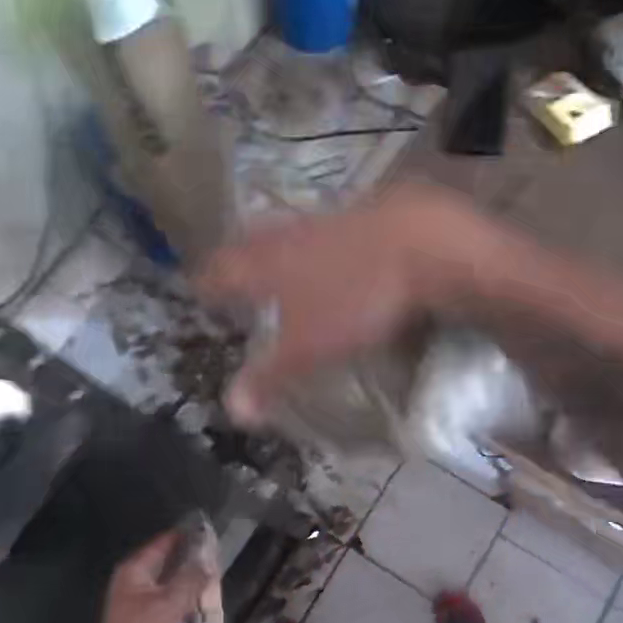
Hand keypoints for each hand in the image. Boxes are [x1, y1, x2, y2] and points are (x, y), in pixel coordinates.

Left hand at [65, 529, 217, 622]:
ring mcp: (137, 604)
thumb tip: (209, 558)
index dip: (187, 536)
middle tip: (222, 558)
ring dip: (190, 583)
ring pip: (170, 585)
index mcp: (133, 572)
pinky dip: (185, 602)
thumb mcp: (170, 606)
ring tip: (217, 580)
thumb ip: (190, 579)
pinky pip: (169, 604)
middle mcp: (133, 583)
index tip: (214, 531)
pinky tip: (204, 606)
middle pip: (167, 563)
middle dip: (192, 561)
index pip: (164, 542)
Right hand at [195, 183, 514, 425]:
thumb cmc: (357, 299)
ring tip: (281, 261)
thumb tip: (233, 409)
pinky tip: (340, 251)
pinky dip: (326, 242)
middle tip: (233, 270)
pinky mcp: (369, 213)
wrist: (426, 245)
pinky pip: (333, 228)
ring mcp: (332, 219)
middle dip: (240, 257)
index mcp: (268, 264)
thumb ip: (269, 377)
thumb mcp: (309, 349)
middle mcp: (293, 235)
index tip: (197, 289)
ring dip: (282, 246)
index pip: (222, 270)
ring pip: (293, 231)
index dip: (207, 281)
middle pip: (253, 241)